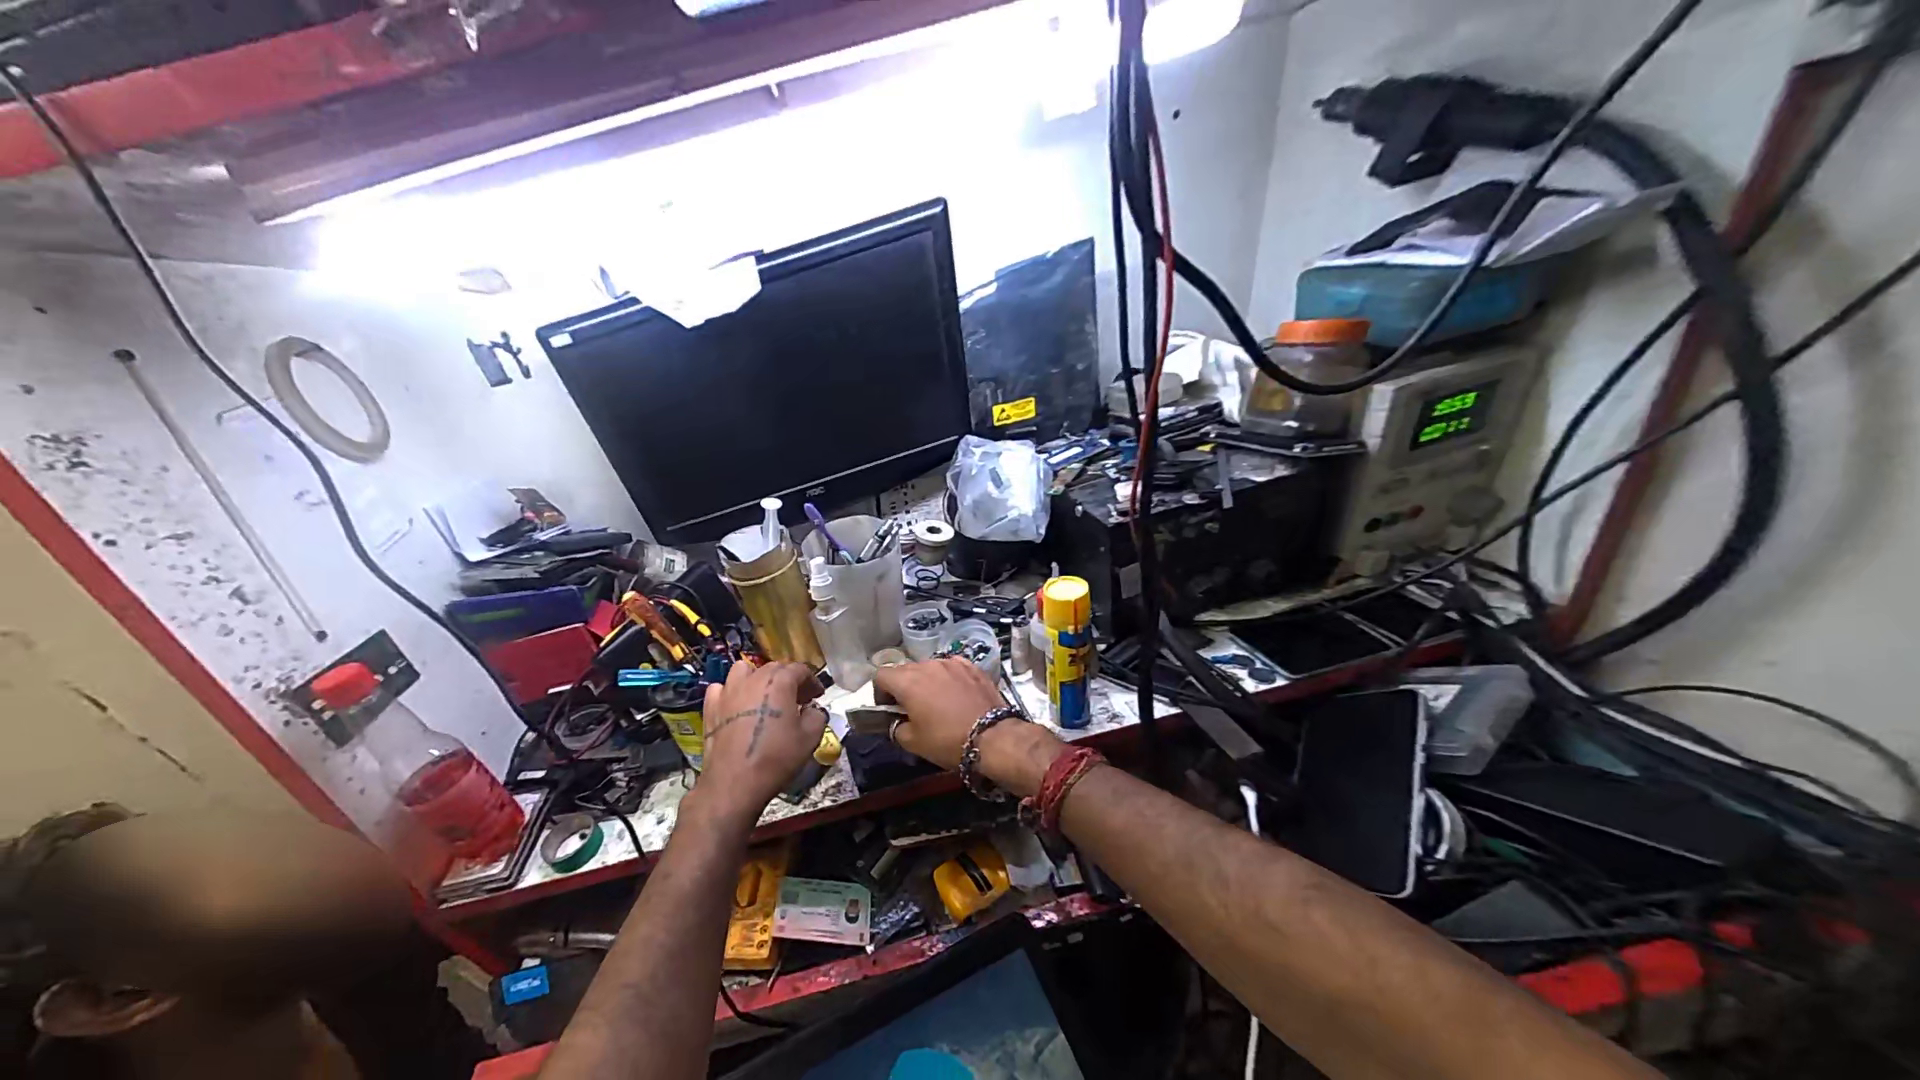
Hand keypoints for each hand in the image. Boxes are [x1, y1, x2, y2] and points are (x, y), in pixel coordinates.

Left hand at [692, 661, 826, 829]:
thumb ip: (817, 715)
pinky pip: (722, 689)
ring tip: (764, 697)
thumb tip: (812, 710)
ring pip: (744, 671)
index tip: (817, 696)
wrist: (734, 783)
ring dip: (757, 678)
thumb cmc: (776, 758)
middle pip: (774, 668)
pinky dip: (732, 692)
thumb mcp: (810, 738)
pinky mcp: (710, 706)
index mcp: (779, 681)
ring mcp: (728, 691)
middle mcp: (752, 678)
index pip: (800, 670)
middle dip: (788, 679)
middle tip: (797, 699)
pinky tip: (738, 706)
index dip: (812, 681)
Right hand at [872, 659, 1063, 797]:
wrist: (993, 737)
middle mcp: (928, 665)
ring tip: (936, 703)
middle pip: (905, 670)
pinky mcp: (972, 666)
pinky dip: (948, 678)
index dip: (880, 692)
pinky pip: (951, 668)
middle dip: (903, 687)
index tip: (889, 709)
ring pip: (929, 667)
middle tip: (911, 709)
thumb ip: (896, 727)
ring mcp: (952, 662)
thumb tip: (897, 721)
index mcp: (908, 681)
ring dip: (926, 681)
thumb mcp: (913, 742)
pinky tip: (956, 696)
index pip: (881, 675)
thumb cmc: (948, 741)